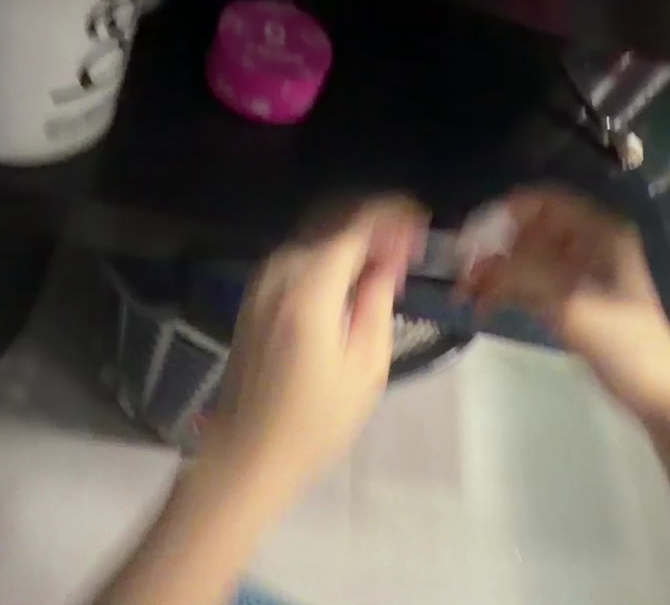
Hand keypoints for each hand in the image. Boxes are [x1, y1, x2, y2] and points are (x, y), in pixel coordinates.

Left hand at [198, 195, 427, 494]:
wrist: (247, 453)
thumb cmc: (316, 421)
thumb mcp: (366, 366)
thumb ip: (377, 300)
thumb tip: (388, 260)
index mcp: (309, 287)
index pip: (357, 223)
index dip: (394, 216)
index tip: (422, 226)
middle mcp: (282, 269)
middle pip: (335, 216)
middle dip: (377, 220)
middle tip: (411, 244)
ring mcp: (264, 277)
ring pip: (319, 230)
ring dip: (357, 234)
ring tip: (392, 260)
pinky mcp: (258, 290)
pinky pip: (303, 251)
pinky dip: (334, 249)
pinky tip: (357, 273)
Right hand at [459, 185, 669, 417]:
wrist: (656, 394)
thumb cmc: (624, 342)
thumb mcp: (572, 304)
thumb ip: (524, 275)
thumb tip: (478, 260)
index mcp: (599, 232)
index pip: (545, 202)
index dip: (508, 213)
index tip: (474, 235)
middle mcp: (587, 242)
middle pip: (529, 229)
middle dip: (494, 248)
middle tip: (464, 272)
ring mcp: (577, 270)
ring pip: (524, 256)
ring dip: (495, 272)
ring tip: (465, 294)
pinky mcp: (568, 295)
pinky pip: (529, 280)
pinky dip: (506, 289)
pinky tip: (483, 305)